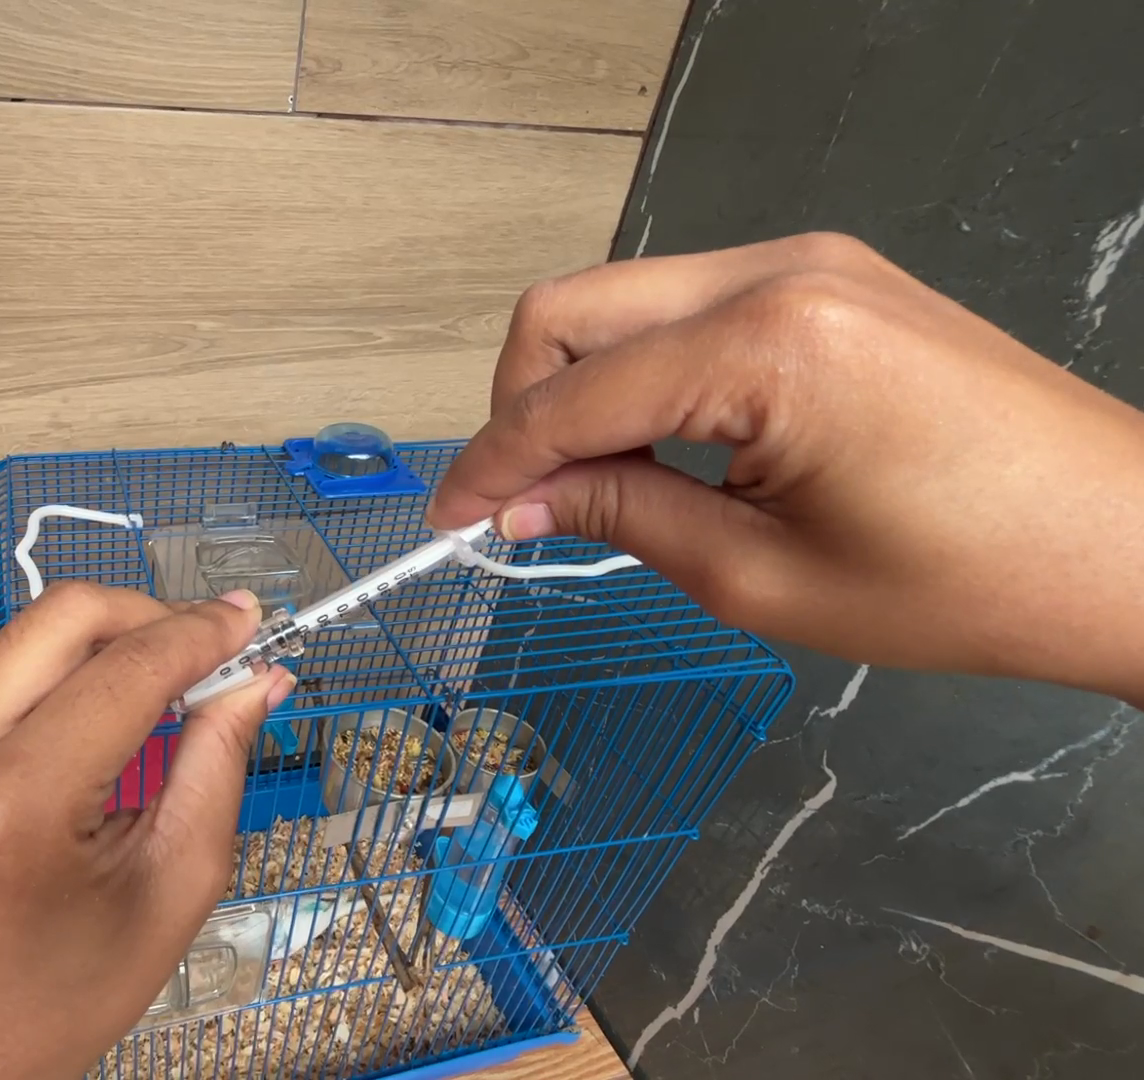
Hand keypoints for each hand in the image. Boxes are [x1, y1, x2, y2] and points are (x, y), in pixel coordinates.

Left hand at [0, 584, 294, 1079]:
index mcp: (16, 805)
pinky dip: (78, 660)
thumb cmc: (75, 982)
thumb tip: (258, 676)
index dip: (198, 635)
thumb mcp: (177, 882)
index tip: (250, 623)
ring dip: (117, 633)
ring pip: (38, 628)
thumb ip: (220, 760)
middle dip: (153, 615)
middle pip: (66, 616)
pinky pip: (13, 660)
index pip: (124, 673)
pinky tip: (117, 695)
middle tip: (212, 647)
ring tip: (175, 672)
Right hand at [427, 232, 1143, 705]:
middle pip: (561, 314)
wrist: (1139, 548)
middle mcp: (773, 273)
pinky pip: (660, 312)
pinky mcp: (809, 278)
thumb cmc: (956, 584)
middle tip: (519, 495)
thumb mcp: (750, 574)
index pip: (566, 402)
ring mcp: (794, 262)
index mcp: (768, 347)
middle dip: (514, 409)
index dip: (489, 467)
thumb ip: (612, 516)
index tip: (449, 520)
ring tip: (578, 477)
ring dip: (562, 390)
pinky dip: (619, 375)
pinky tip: (639, 438)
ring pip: (602, 304)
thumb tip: (510, 508)